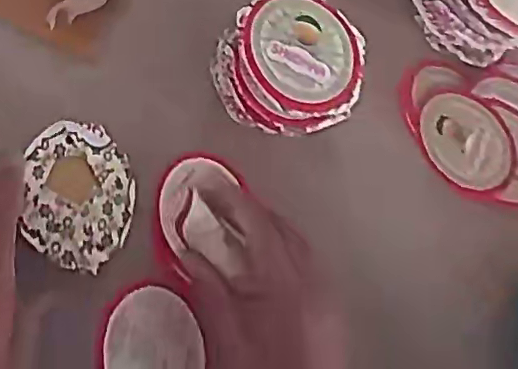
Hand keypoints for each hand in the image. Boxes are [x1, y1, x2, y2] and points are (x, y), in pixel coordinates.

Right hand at [177, 182, 346, 368]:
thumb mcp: (227, 335)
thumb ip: (207, 287)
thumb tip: (188, 255)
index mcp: (285, 280)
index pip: (255, 218)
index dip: (228, 195)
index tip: (207, 182)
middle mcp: (312, 283)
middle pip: (277, 224)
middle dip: (245, 208)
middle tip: (217, 200)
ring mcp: (326, 298)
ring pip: (294, 240)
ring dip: (264, 227)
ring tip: (236, 224)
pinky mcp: (329, 313)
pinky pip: (306, 261)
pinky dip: (281, 248)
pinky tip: (263, 257)